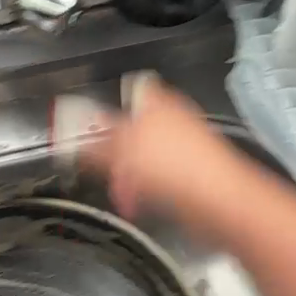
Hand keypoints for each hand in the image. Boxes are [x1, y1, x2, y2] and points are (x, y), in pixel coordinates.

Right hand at [75, 74, 253, 221]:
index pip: (125, 94)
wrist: (219, 201)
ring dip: (127, 174)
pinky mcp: (189, 174)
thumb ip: (97, 143)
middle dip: (113, 151)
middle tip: (101, 166)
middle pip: (131, 130)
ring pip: (143, 157)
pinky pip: (157, 178)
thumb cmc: (172, 165)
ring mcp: (181, 147)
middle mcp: (170, 119)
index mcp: (155, 102)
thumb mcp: (122, 151)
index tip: (87, 126)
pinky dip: (145, 188)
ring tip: (120, 191)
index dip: (105, 108)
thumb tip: (76, 139)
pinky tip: (137, 202)